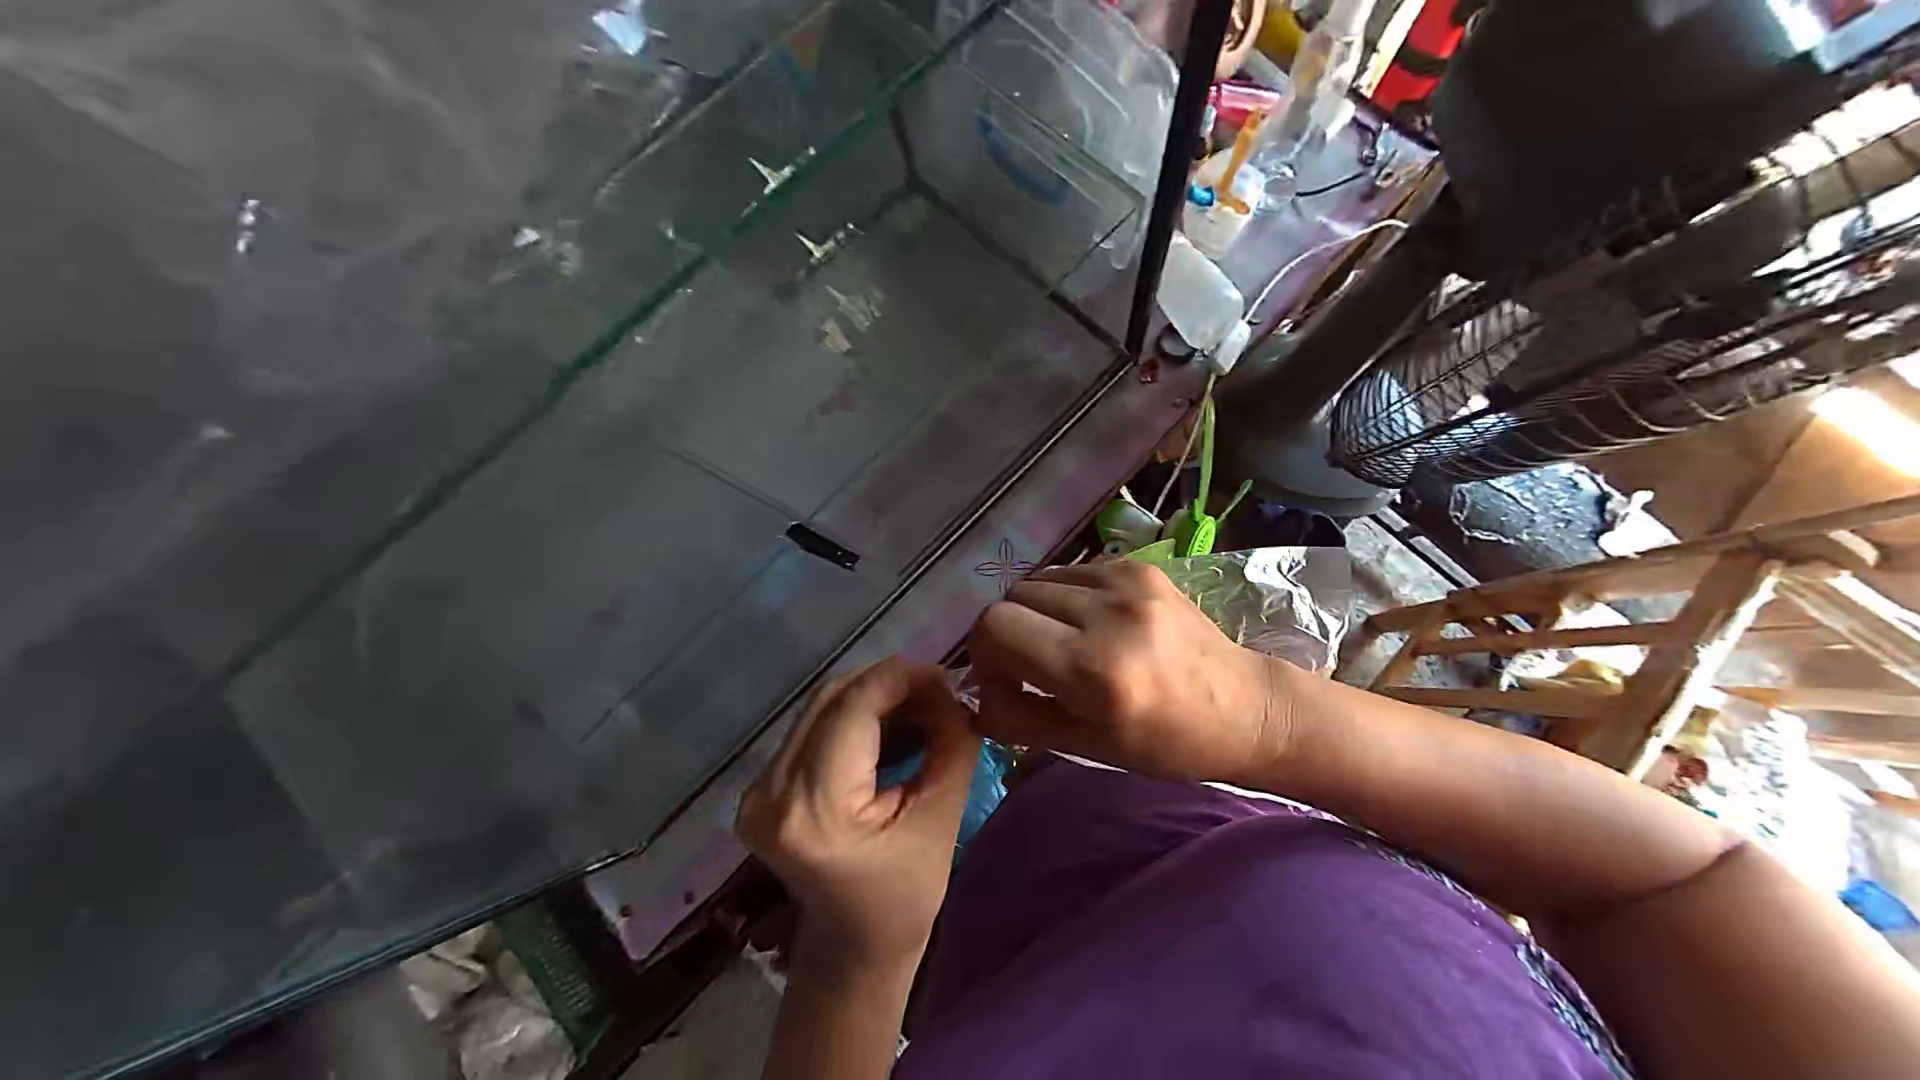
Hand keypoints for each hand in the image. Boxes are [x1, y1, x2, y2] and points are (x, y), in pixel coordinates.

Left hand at [737, 657, 980, 967]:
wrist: (851, 947)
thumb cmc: (902, 898)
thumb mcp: (939, 821)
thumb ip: (949, 747)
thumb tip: (952, 692)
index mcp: (813, 809)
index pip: (853, 710)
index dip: (901, 679)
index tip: (944, 675)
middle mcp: (771, 791)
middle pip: (832, 699)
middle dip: (889, 683)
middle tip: (936, 690)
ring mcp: (758, 788)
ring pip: (820, 707)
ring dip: (872, 696)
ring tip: (918, 704)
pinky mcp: (761, 787)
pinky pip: (812, 727)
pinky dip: (854, 715)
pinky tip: (888, 723)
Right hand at [968, 558, 1292, 783]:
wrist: (1247, 707)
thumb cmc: (1168, 742)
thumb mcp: (1087, 747)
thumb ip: (1018, 719)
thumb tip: (974, 699)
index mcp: (1094, 670)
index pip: (995, 628)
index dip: (985, 657)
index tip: (1007, 683)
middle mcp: (1108, 614)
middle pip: (1010, 598)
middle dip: (1007, 635)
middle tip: (1031, 666)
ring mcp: (1125, 581)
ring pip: (1036, 580)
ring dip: (1034, 613)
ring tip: (1063, 644)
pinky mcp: (1138, 565)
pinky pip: (1069, 571)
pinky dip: (1062, 598)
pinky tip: (1090, 624)